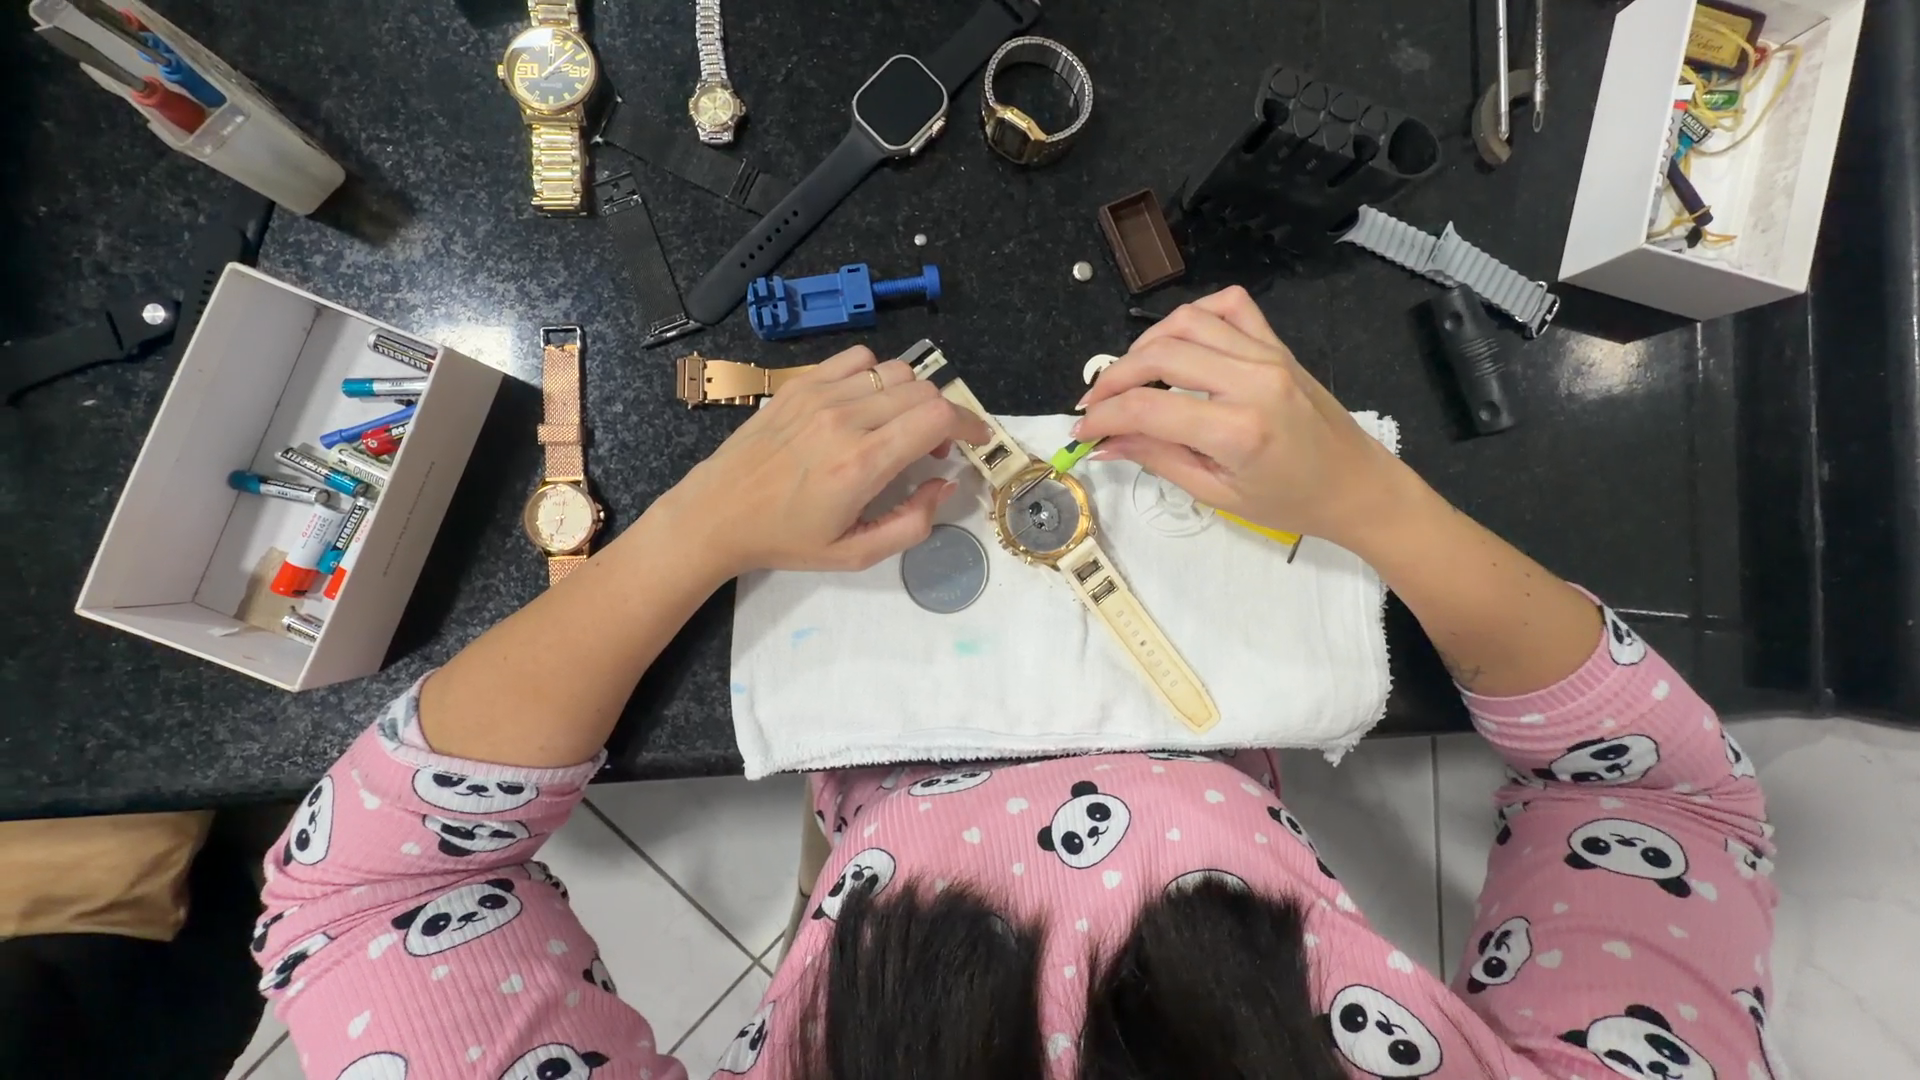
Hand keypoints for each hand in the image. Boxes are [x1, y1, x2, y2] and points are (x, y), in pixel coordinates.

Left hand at [660, 345, 990, 576]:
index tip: (977, 439)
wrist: (718, 514)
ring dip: (913, 397)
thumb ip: (912, 524)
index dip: (970, 424)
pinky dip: (877, 376)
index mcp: (861, 464)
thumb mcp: (855, 554)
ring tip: (900, 427)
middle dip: (944, 417)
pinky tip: (868, 405)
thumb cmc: (786, 539)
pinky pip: (859, 359)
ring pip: (895, 372)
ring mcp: (820, 395)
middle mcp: (845, 419)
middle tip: (932, 449)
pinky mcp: (801, 384)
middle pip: (924, 391)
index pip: (937, 417)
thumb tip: (944, 483)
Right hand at [1074, 287, 1413, 549]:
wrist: (1357, 485)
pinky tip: (1177, 344)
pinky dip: (1192, 316)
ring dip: (1144, 345)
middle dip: (1112, 379)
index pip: (1147, 408)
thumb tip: (1104, 445)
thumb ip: (1158, 460)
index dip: (1103, 417)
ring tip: (1128, 376)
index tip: (1080, 432)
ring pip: (1186, 321)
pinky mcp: (1278, 344)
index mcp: (1237, 430)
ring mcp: (1268, 354)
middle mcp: (1252, 379)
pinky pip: (1229, 307)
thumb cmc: (1290, 503)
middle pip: (1159, 355)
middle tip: (1093, 406)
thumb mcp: (1216, 495)